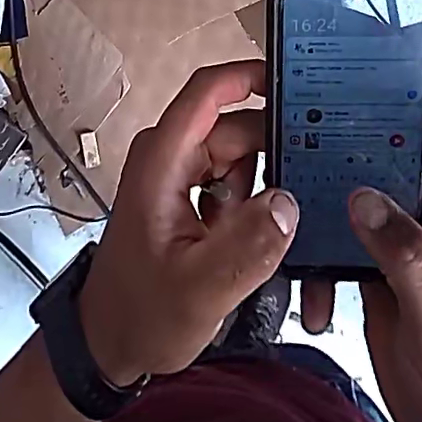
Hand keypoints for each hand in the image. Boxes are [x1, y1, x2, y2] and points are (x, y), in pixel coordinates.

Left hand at [76, 61, 297, 384]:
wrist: (110, 345)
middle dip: (273, 148)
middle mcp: (171, 155)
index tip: (293, 80)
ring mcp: (180, 172)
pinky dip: (254, 195)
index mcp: (163, 159)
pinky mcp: (190, 191)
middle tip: (310, 176)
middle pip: (237, 125)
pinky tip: (257, 232)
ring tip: (274, 221)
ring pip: (241, 152)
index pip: (208, 92)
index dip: (249, 76)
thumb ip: (245, 248)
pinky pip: (235, 175)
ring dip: (264, 180)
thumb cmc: (139, 315)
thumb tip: (287, 203)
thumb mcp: (198, 290)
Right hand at [330, 132, 421, 421]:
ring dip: (332, 214)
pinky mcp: (382, 278)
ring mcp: (408, 254)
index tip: (364, 109)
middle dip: (356, 164)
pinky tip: (315, 290)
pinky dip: (323, 262)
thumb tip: (370, 201)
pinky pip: (346, 249)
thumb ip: (412, 260)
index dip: (404, 128)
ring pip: (365, 209)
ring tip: (303, 220)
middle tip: (315, 152)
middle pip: (395, 175)